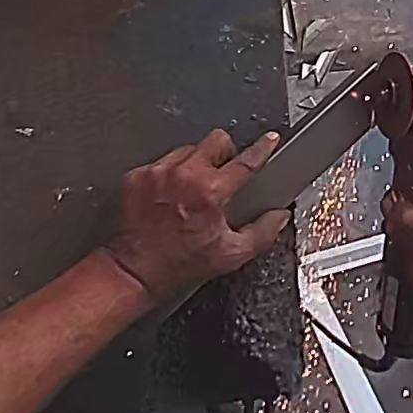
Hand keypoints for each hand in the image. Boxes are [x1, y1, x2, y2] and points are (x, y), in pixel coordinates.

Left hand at [102, 129, 290, 299]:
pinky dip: (170, 175)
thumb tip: (278, 216)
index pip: (245, 161)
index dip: (262, 148)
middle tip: (222, 174)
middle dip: (225, 153)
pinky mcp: (137, 176)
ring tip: (192, 191)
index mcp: (209, 192)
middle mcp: (183, 175)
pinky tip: (170, 196)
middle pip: (216, 141)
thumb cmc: (178, 265)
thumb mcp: (230, 255)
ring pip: (188, 150)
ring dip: (196, 165)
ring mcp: (157, 173)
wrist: (133, 271)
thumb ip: (262, 233)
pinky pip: (162, 162)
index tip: (270, 140)